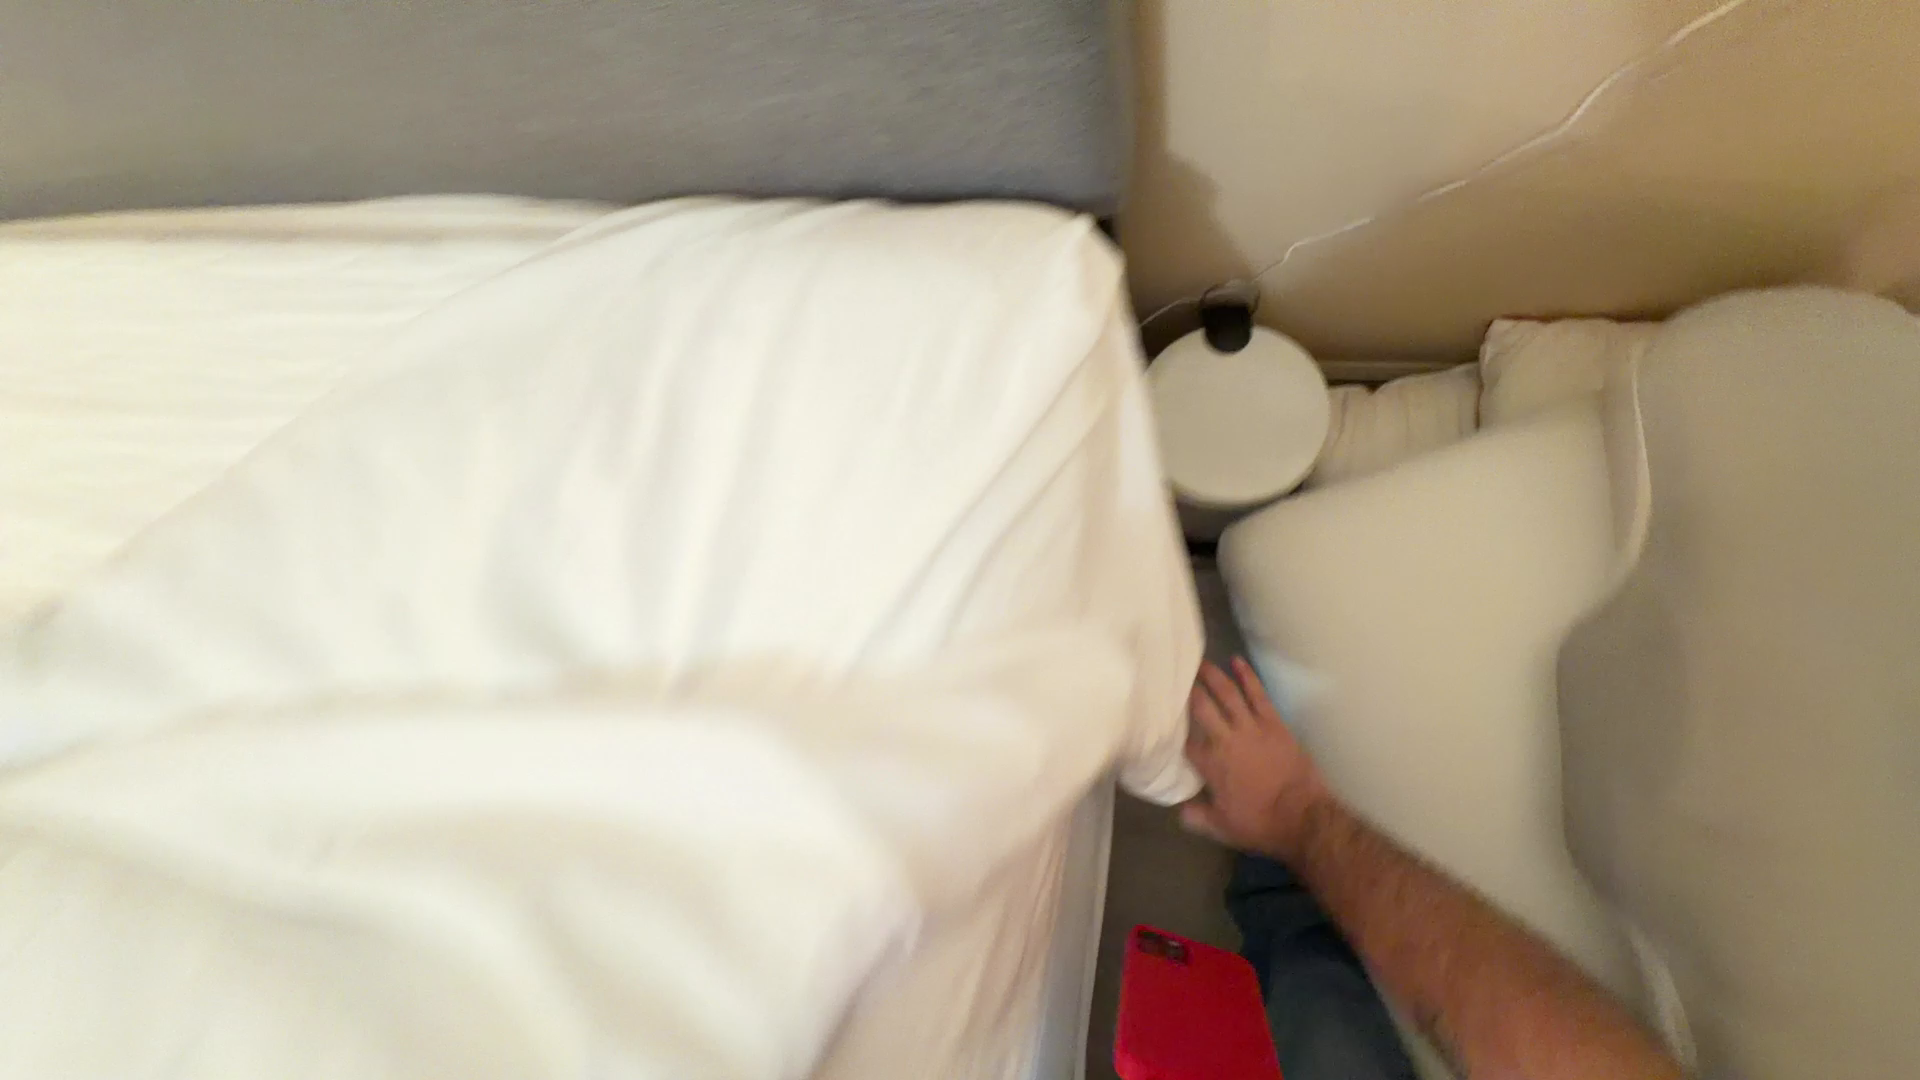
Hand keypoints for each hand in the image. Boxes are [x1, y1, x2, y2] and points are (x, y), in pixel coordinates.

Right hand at [1180, 657, 1331, 861]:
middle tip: (1176, 675)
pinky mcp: (1273, 723)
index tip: (1165, 720)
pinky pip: (1258, 694)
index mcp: (1210, 764)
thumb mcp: (1223, 828)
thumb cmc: (1262, 824)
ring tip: (1200, 663)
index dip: (1174, 731)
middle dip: (1187, 691)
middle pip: (1201, 708)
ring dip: (1212, 676)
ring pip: (1227, 694)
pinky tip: (1237, 661)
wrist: (1305, 818)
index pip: (1186, 742)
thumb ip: (1198, 817)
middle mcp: (1225, 740)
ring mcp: (1251, 728)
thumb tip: (1181, 810)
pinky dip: (1247, 676)